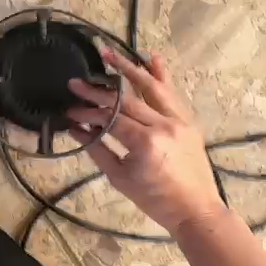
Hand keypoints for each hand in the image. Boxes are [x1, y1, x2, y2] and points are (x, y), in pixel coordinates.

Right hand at [67, 48, 223, 233]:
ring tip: (108, 54)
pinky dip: (162, 75)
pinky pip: (172, 94)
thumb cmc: (155, 200)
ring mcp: (178, 121)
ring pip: (151, 87)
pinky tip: (152, 58)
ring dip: (128, 68)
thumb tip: (75, 128)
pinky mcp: (187, 121)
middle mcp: (163, 125)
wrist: (196, 211)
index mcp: (145, 142)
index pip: (110, 119)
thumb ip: (97, 149)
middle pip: (125, 101)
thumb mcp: (120, 178)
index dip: (87, 113)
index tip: (69, 110)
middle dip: (98, 91)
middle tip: (76, 82)